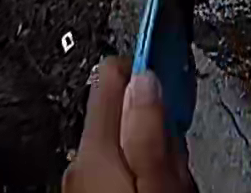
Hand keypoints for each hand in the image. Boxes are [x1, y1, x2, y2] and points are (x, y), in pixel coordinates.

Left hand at [62, 57, 192, 192]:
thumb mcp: (160, 182)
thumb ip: (149, 128)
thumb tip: (144, 75)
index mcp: (93, 150)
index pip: (111, 71)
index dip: (146, 70)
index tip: (170, 90)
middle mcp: (79, 161)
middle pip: (120, 104)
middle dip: (151, 117)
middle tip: (172, 154)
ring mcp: (81, 181)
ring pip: (122, 133)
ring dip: (147, 143)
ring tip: (166, 177)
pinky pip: (117, 160)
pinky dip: (137, 164)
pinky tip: (152, 187)